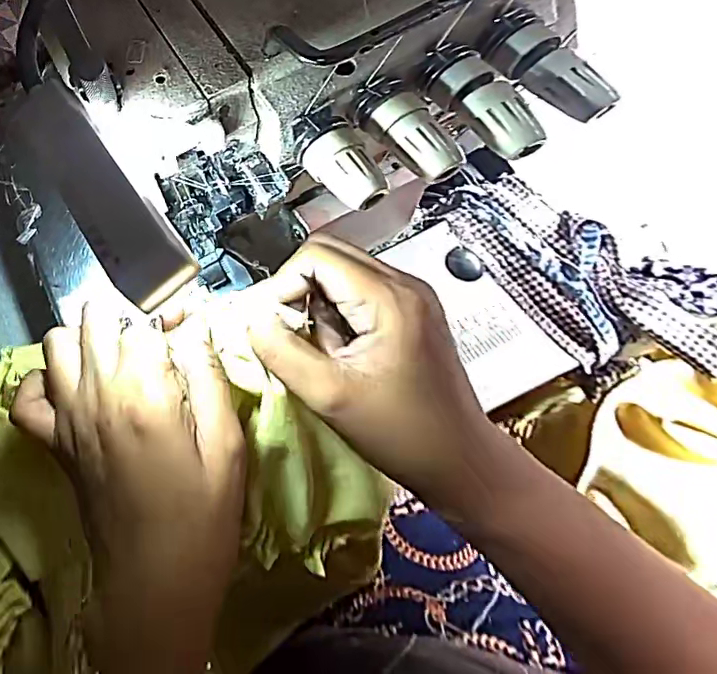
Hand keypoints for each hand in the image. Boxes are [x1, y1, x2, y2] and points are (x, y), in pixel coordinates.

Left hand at [10, 304, 244, 673]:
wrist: (156, 581)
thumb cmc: (201, 517)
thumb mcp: (226, 444)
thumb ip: (209, 376)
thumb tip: (193, 329)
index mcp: (144, 392)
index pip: (143, 319)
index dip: (168, 317)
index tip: (185, 332)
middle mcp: (97, 394)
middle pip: (94, 317)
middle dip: (125, 317)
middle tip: (152, 343)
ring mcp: (67, 416)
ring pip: (57, 341)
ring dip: (85, 338)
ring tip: (115, 357)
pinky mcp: (52, 442)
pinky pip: (26, 396)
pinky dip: (42, 381)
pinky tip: (71, 387)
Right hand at [230, 233, 497, 513]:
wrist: (463, 462)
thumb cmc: (404, 434)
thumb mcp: (330, 397)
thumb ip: (283, 352)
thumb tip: (253, 320)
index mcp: (389, 297)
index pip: (316, 255)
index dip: (284, 284)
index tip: (276, 324)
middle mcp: (404, 283)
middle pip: (329, 254)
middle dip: (298, 288)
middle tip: (289, 330)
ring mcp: (410, 295)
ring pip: (341, 270)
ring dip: (317, 300)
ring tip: (321, 347)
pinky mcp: (410, 310)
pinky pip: (358, 289)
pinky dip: (337, 310)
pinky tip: (340, 349)